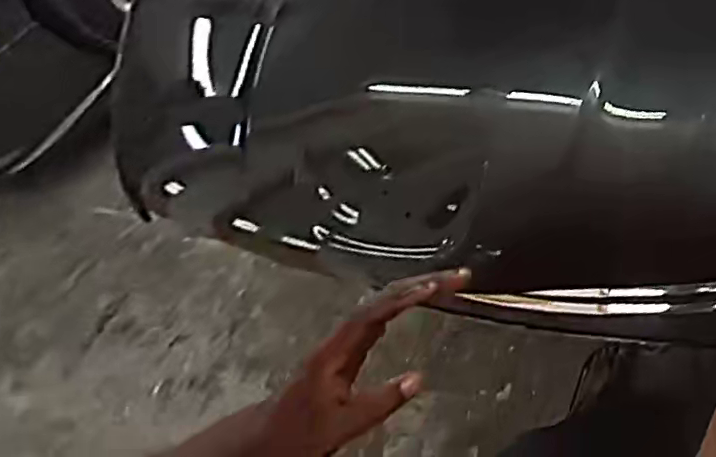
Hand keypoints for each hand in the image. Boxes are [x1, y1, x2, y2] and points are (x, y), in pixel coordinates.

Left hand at [159, 269, 469, 456]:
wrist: (256, 443)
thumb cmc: (292, 434)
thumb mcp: (337, 426)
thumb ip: (378, 403)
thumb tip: (419, 378)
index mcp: (337, 350)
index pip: (378, 310)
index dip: (408, 295)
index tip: (438, 285)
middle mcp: (342, 336)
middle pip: (386, 296)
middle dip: (424, 281)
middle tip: (458, 276)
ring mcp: (346, 337)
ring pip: (386, 299)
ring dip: (418, 286)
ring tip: (449, 280)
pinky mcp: (352, 343)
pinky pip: (385, 309)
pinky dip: (408, 298)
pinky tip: (422, 297)